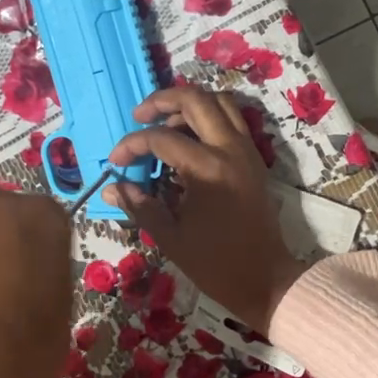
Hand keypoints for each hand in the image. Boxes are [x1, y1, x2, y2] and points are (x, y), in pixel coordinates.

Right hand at [103, 85, 303, 331]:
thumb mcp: (171, 237)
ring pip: (219, 102)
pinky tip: (188, 138)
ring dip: (189, 104)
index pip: (161, 138)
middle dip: (162, 100)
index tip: (116, 161)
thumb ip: (140, 206)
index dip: (132, 145)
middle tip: (139, 116)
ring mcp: (246, 150)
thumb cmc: (216, 263)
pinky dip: (209, 116)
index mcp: (208, 168)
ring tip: (164, 123)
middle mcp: (230, 149)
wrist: (266, 278)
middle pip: (196, 99)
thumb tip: (112, 187)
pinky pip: (232, 120)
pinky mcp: (254, 158)